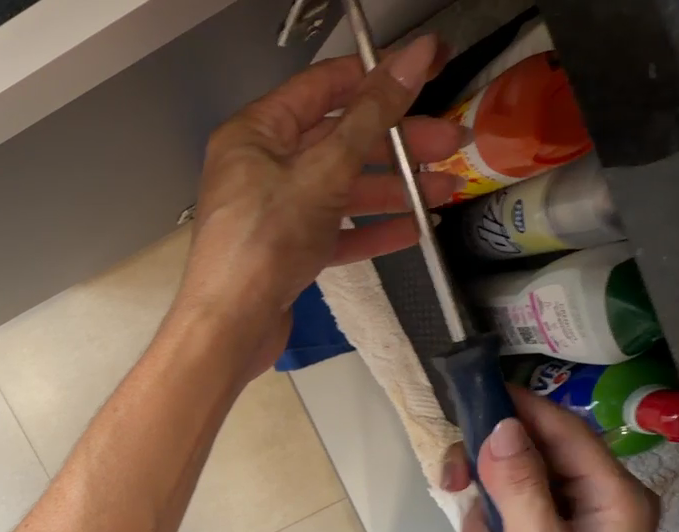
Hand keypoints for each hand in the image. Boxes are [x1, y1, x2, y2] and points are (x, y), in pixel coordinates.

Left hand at [176, 37, 464, 341]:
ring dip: (391, 189)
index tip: (430, 74)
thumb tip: (414, 56)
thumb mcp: (325, 171)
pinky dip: (367, 230)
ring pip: (337, 189)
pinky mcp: (279, 253)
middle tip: (450, 146)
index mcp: (253, 134)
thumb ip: (373, 115)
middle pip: (336, 140)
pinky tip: (410, 231)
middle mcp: (257, 168)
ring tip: (443, 192)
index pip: (321, 88)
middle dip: (396, 143)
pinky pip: (330, 232)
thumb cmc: (264, 242)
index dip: (377, 78)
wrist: (228, 328)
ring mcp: (268, 213)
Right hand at [447, 389, 661, 531]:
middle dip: (488, 475)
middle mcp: (594, 504)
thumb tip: (502, 428)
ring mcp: (566, 529)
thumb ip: (520, 489)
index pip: (564, 431)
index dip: (520, 408)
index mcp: (613, 498)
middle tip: (451, 484)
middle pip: (529, 458)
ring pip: (505, 493)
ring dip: (486, 525)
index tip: (470, 393)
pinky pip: (501, 526)